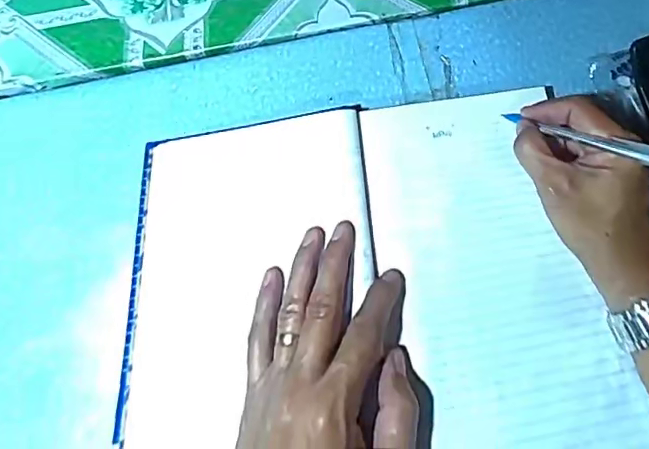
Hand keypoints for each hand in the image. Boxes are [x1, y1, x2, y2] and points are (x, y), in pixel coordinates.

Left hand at [236, 221, 420, 448]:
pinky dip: (263, 303)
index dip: (382, 300)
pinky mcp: (251, 395)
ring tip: (311, 235)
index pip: (365, 335)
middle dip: (336, 264)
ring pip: (287, 312)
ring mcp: (270, 388)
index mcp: (333, 406)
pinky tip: (269, 275)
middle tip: (346, 230)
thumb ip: (396, 418)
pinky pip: (255, 338)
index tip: (392, 276)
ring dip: (301, 268)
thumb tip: (395, 359)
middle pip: (322, 308)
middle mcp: (297, 386)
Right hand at [513, 96, 648, 309]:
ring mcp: (624, 161)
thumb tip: (524, 127)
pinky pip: (586, 153)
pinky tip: (552, 169)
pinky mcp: (618, 175)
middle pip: (580, 120)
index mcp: (618, 144)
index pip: (577, 109)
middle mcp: (625, 146)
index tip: (521, 121)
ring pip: (581, 137)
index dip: (545, 110)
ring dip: (556, 143)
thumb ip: (532, 149)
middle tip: (524, 138)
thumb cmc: (590, 228)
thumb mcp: (553, 185)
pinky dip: (566, 156)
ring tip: (535, 157)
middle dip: (549, 127)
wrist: (623, 273)